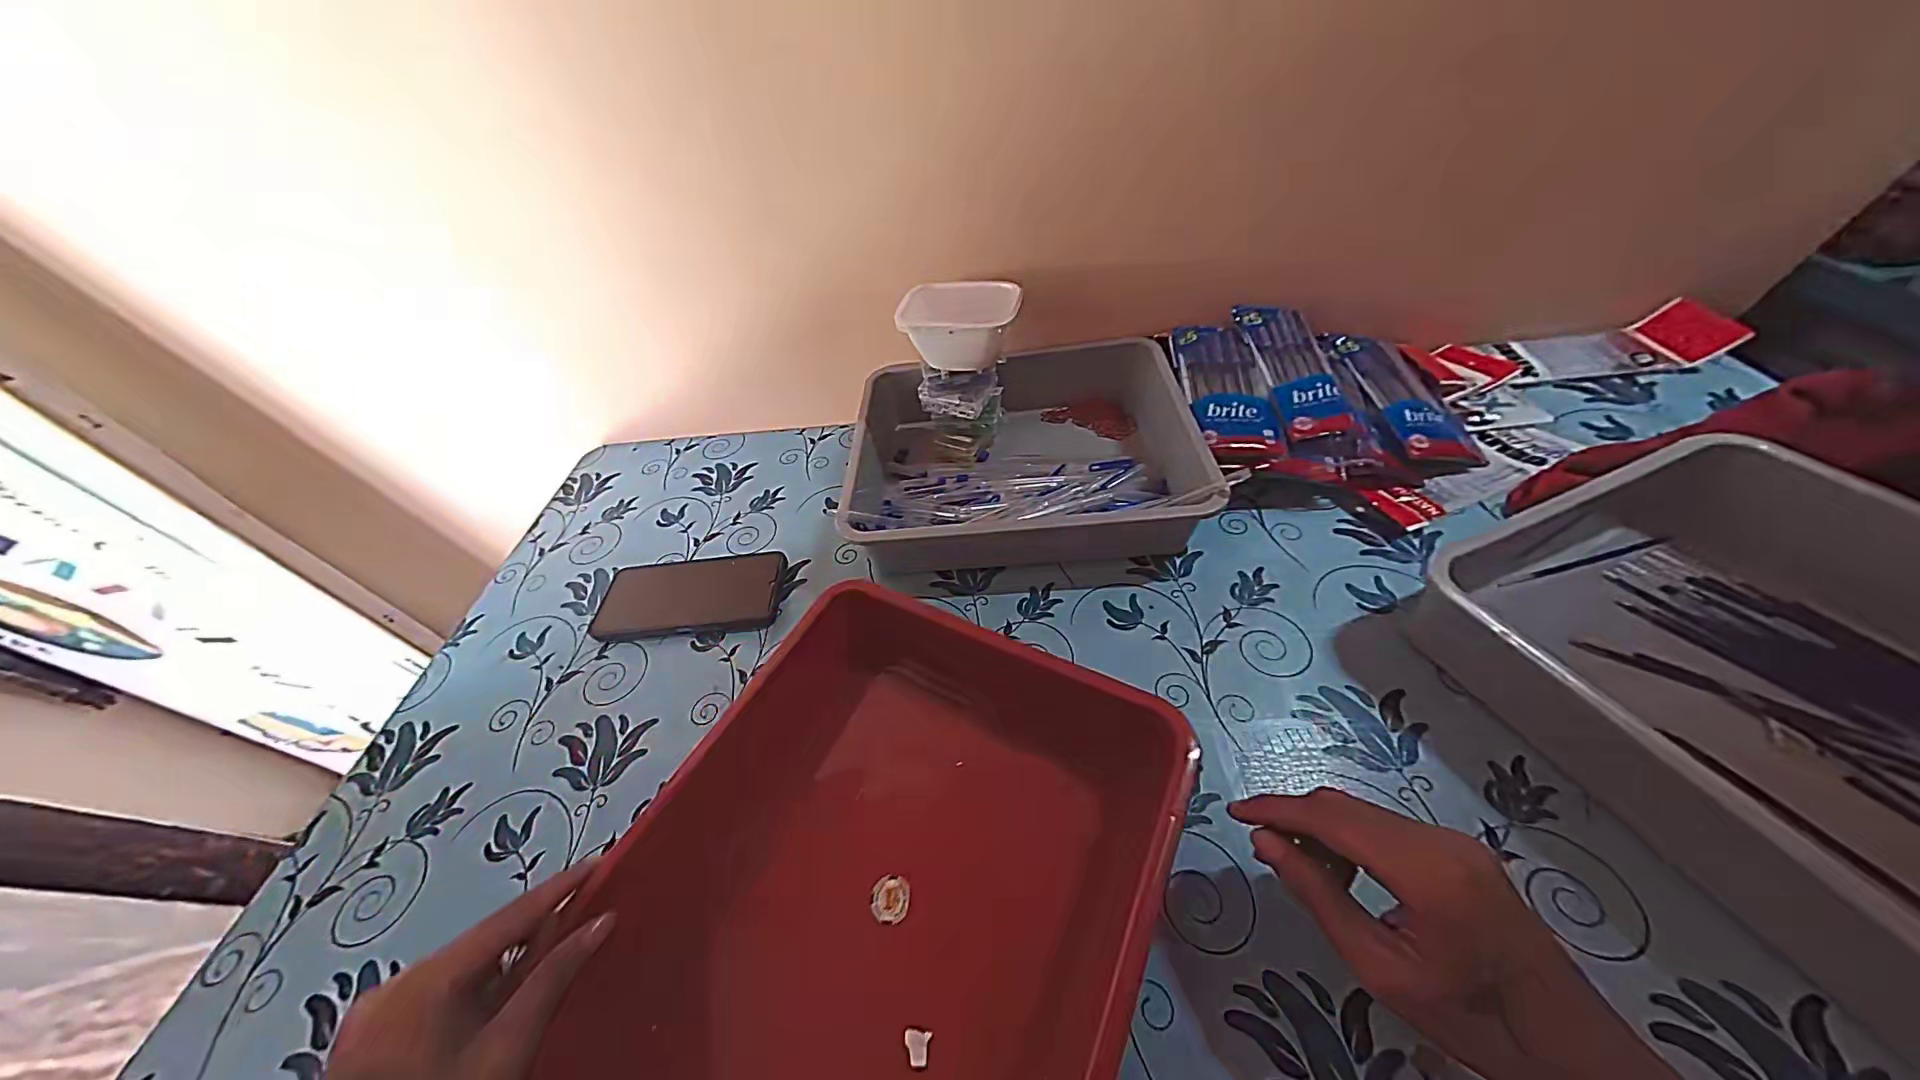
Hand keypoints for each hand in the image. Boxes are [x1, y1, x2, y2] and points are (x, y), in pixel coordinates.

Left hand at [326, 859, 613, 1079]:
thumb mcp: (510, 1043)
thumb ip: (555, 976)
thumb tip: (597, 925)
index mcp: (428, 978)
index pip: (511, 914)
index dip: (560, 887)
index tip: (593, 866)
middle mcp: (395, 986)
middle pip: (484, 940)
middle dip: (534, 930)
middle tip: (580, 917)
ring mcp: (376, 1012)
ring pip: (461, 965)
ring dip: (505, 962)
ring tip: (544, 963)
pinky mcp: (368, 1036)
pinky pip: (436, 991)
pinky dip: (474, 987)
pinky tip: (495, 1002)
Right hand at [1229, 790, 1678, 1079]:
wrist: (1559, 1038)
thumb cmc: (1468, 1015)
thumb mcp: (1377, 965)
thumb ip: (1316, 895)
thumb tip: (1267, 843)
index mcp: (1425, 868)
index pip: (1331, 817)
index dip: (1276, 808)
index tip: (1238, 811)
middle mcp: (1440, 840)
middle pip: (1345, 806)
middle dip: (1294, 816)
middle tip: (1261, 841)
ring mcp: (1453, 841)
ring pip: (1362, 813)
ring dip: (1320, 828)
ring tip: (1298, 865)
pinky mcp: (1457, 849)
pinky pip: (1385, 827)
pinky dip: (1349, 838)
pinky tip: (1339, 870)